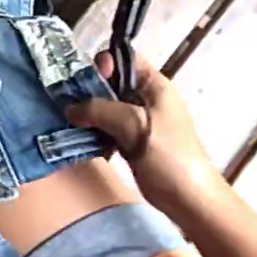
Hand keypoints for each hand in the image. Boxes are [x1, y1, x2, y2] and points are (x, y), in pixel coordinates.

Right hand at [66, 49, 225, 211]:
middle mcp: (144, 98)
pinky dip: (92, 131)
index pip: (124, 59)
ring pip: (105, 106)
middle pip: (110, 82)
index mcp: (153, 85)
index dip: (104, 64)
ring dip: (87, 113)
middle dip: (88, 90)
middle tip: (68, 102)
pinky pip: (105, 127)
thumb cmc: (168, 154)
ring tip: (69, 122)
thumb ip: (99, 110)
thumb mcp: (133, 124)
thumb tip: (69, 108)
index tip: (88, 82)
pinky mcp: (129, 140)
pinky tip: (79, 138)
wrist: (188, 198)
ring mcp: (136, 120)